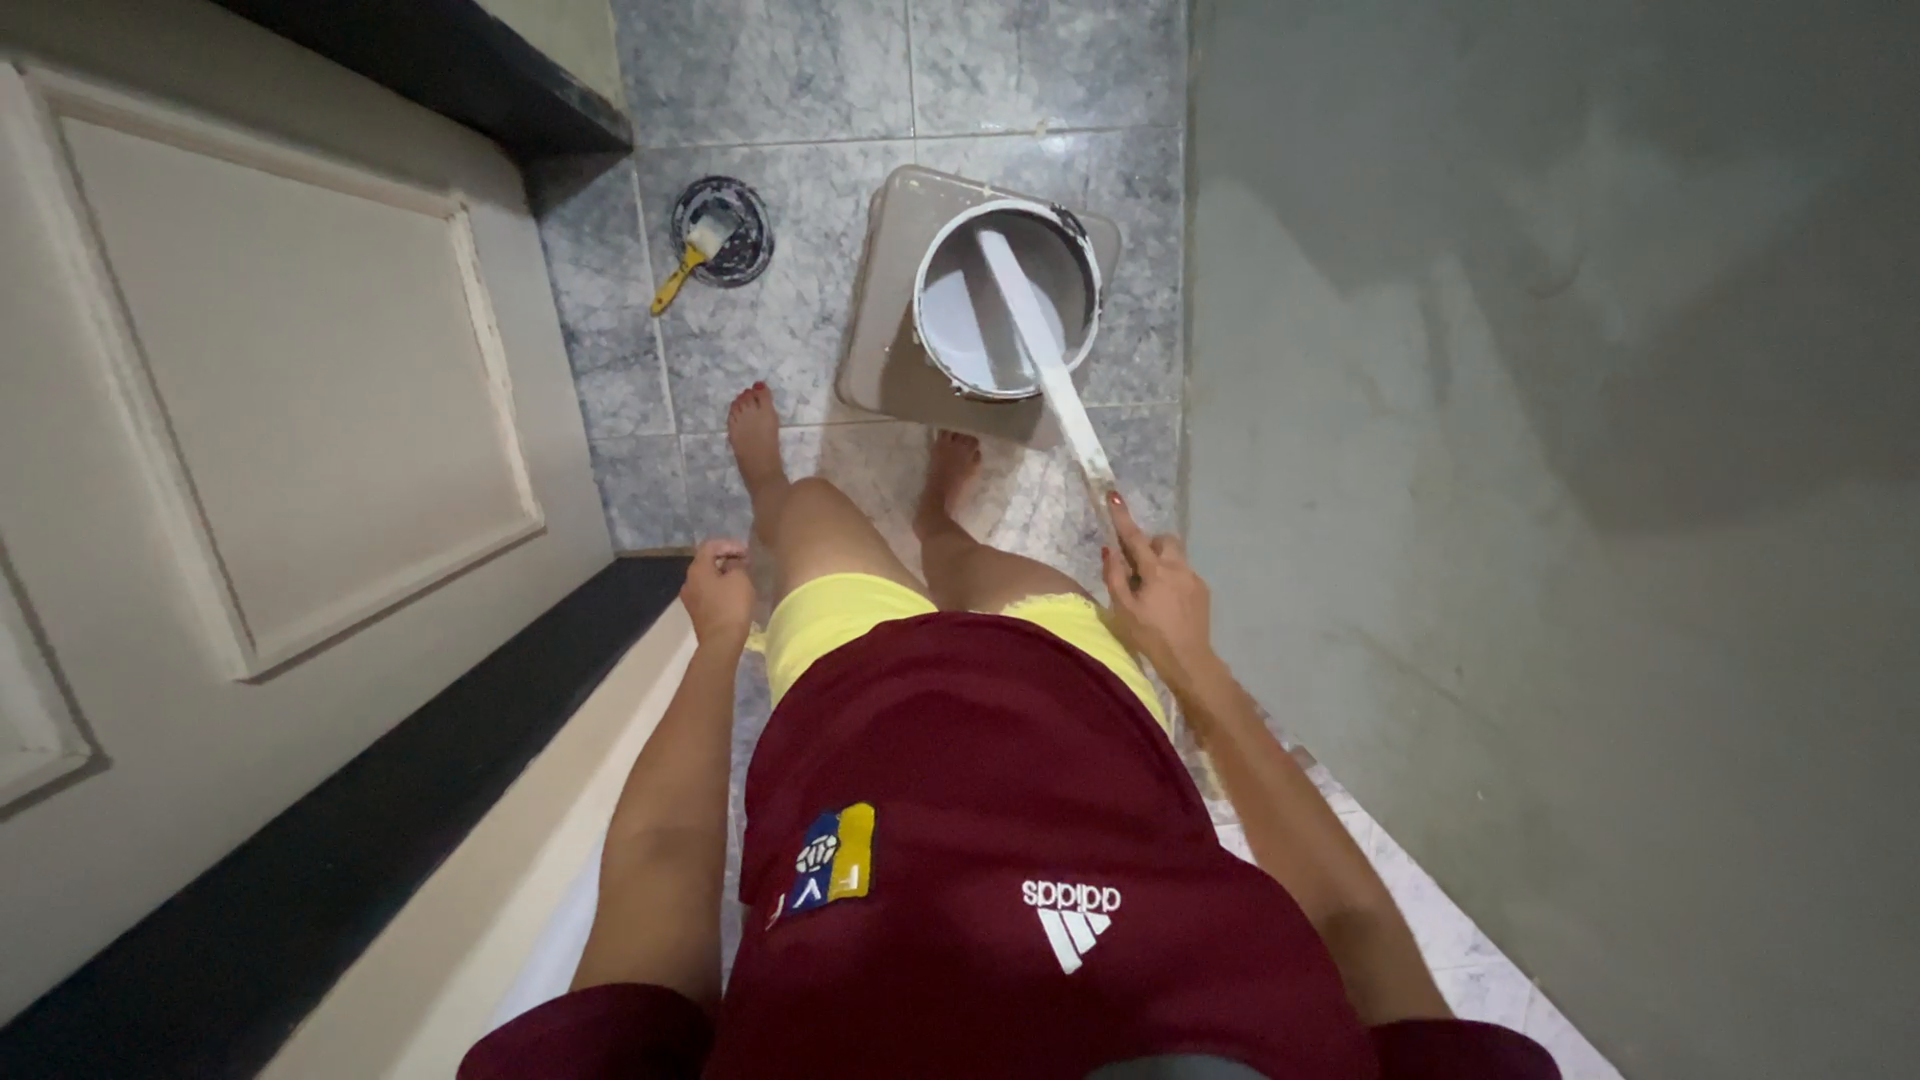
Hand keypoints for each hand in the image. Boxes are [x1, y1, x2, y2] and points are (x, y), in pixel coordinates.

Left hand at [680, 538, 754, 649]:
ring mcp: (690, 597)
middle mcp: (689, 581)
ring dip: (723, 573)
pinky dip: (720, 586)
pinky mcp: (696, 611)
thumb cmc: (731, 606)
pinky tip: (733, 592)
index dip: (730, 544)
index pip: (711, 546)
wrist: (721, 641)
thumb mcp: (740, 578)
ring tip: (741, 577)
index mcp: (697, 569)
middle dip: (726, 558)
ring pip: (707, 577)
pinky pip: (707, 591)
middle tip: (745, 562)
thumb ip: (736, 564)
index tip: (747, 552)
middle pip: (707, 561)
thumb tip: (731, 563)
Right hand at [1102, 495, 1214, 686]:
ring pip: (1176, 556)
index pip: (1135, 537)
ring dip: (1162, 562)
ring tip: (1152, 589)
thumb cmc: (1149, 635)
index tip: (1114, 496)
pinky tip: (1167, 602)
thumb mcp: (1123, 608)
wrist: (1188, 659)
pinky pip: (1185, 573)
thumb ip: (1114, 576)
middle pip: (1165, 540)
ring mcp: (1194, 578)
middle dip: (1151, 544)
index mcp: (1155, 571)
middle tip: (1137, 565)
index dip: (1122, 517)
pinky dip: (1173, 578)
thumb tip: (1109, 550)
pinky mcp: (1203, 590)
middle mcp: (1178, 567)